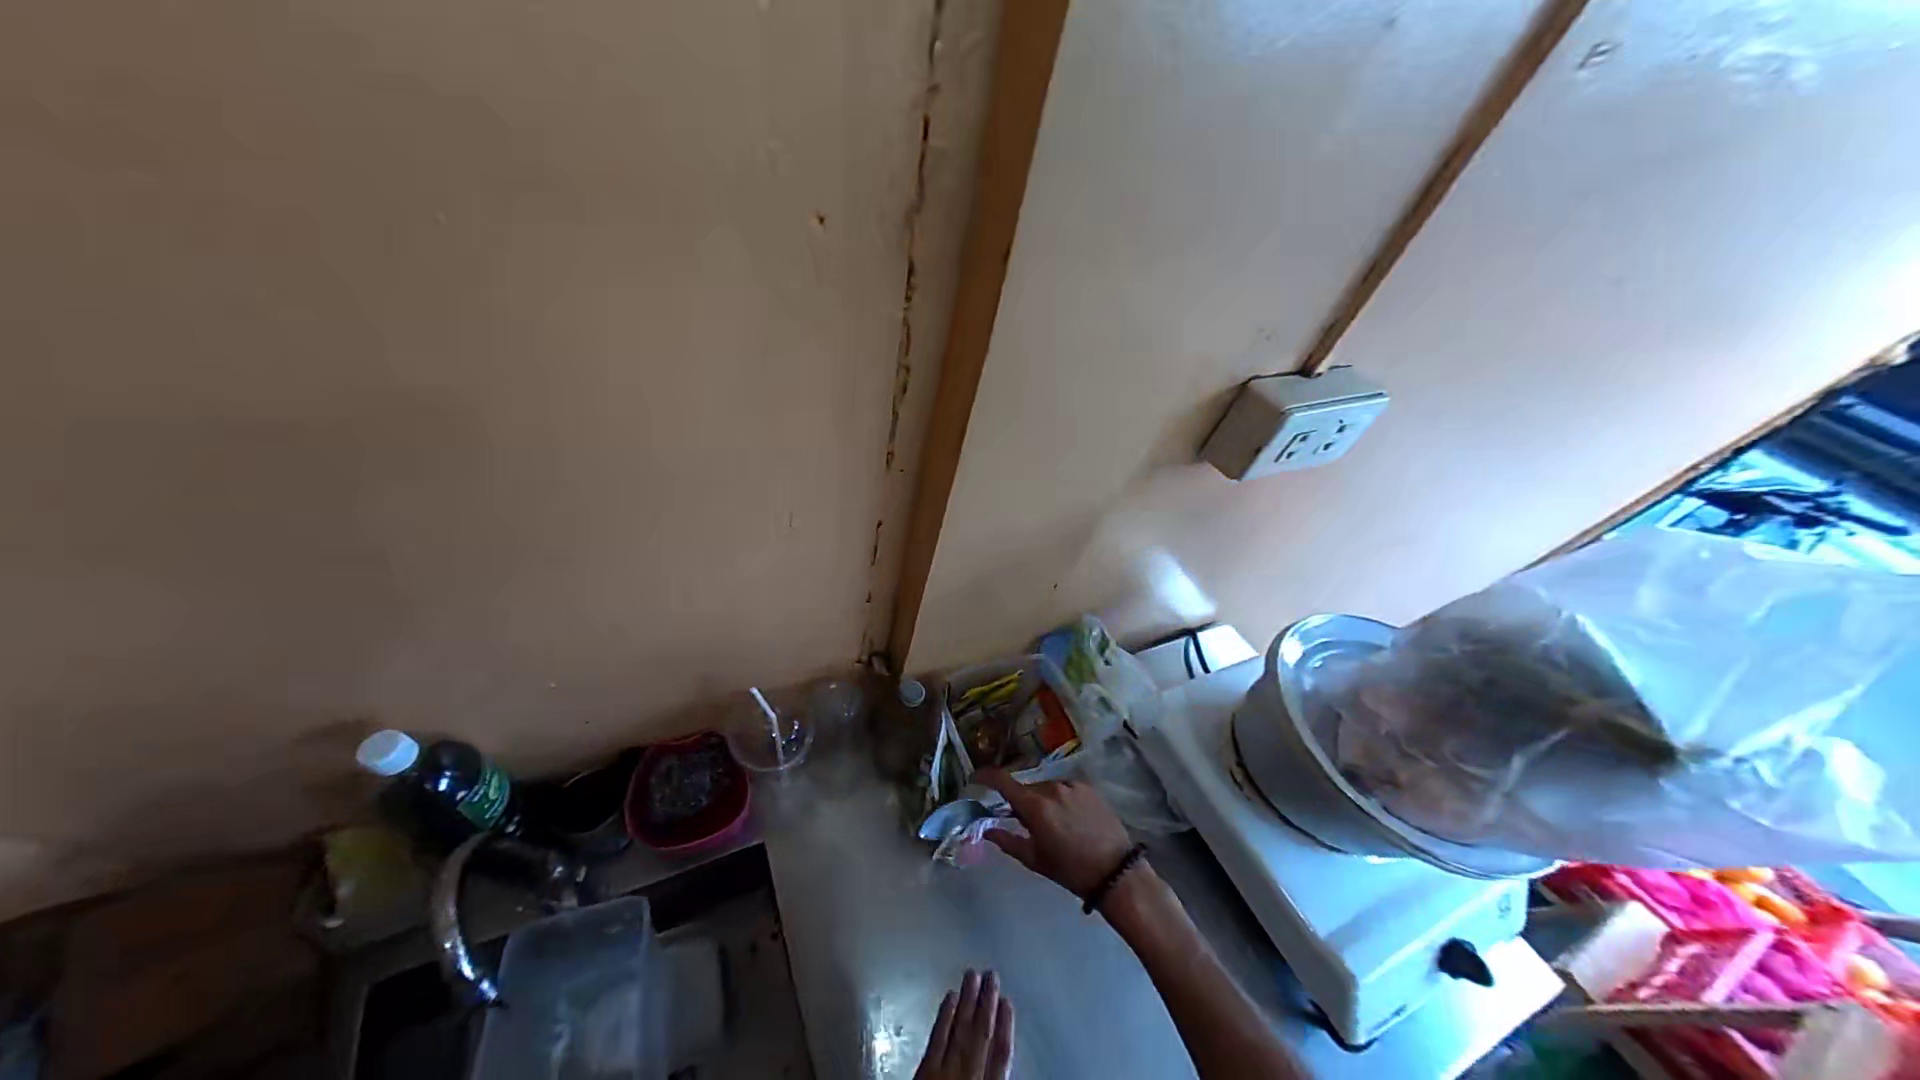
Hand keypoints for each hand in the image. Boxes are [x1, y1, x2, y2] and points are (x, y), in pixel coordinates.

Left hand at [915, 969, 1013, 1079]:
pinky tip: (950, 996)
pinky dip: (946, 1014)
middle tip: (991, 974)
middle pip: (982, 1032)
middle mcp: (970, 1073)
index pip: (1002, 1053)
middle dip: (988, 1001)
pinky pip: (938, 1035)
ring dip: (969, 999)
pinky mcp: (925, 1070)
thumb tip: (997, 1050)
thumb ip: (990, 1074)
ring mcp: (946, 1070)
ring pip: (962, 1027)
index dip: (1006, 1025)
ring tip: (973, 974)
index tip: (1007, 1002)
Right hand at [976, 768, 1134, 898]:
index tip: (975, 777)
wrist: (1115, 871)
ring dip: (1040, 800)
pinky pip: (1064, 788)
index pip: (1003, 781)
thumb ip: (1007, 841)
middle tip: (1022, 822)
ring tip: (1050, 823)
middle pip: (1026, 788)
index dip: (985, 775)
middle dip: (1019, 801)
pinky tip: (1068, 818)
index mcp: (1035, 806)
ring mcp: (1072, 785)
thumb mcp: (1034, 859)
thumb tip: (987, 830)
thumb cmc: (1070, 869)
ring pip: (1045, 788)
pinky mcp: (1088, 788)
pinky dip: (1059, 799)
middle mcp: (1052, 788)